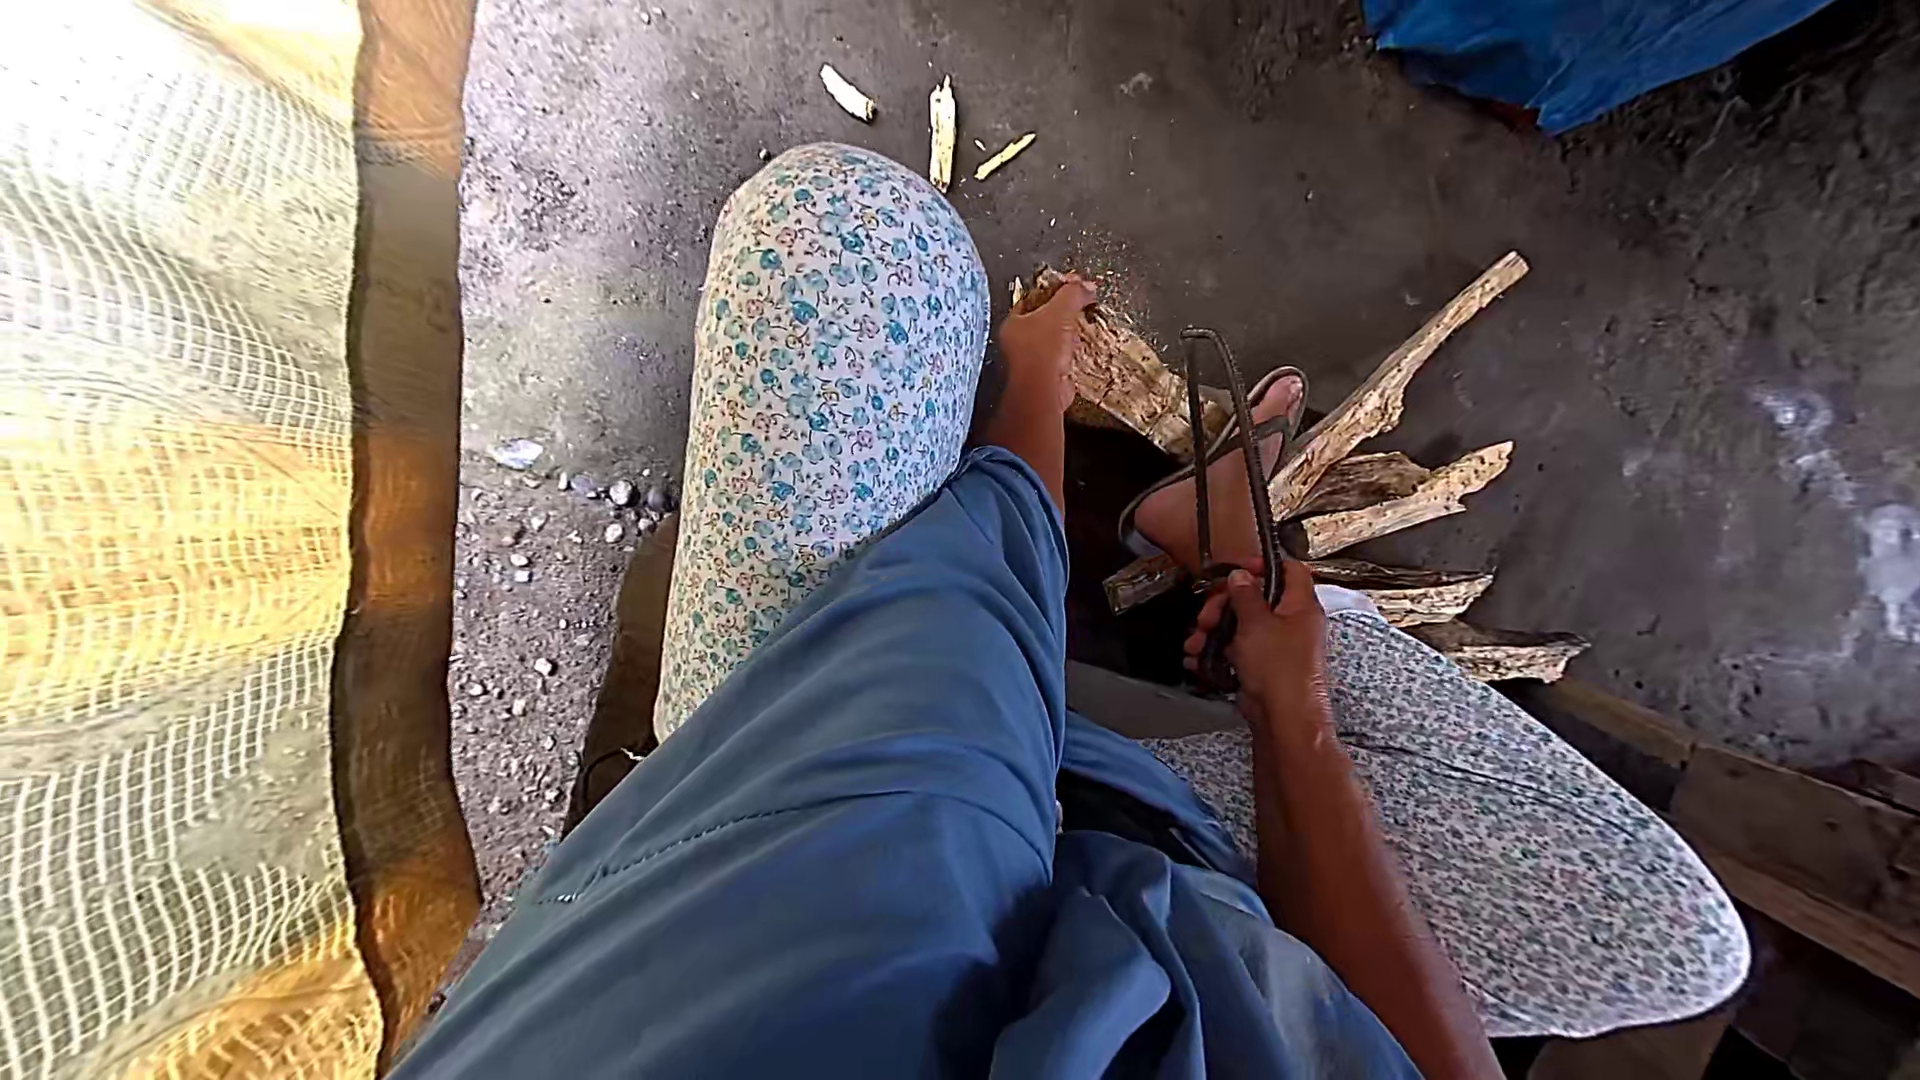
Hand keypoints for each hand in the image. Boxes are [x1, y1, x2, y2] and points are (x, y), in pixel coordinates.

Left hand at [998, 275, 1095, 412]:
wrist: (1045, 390)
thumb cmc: (1042, 350)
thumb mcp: (1060, 311)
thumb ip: (1073, 294)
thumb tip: (1087, 286)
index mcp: (1013, 324)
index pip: (1033, 298)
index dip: (1054, 288)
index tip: (1073, 284)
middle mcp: (1019, 342)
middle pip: (1045, 317)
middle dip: (1065, 309)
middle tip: (1083, 300)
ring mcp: (1033, 360)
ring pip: (1055, 337)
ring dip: (1071, 330)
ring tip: (1086, 319)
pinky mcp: (1048, 374)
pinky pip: (1063, 356)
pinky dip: (1073, 349)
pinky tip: (1082, 345)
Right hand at [1183, 559, 1330, 727]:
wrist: (1282, 716)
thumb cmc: (1279, 668)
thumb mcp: (1256, 622)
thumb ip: (1245, 595)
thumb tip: (1240, 576)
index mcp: (1300, 606)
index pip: (1290, 571)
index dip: (1263, 565)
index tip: (1237, 570)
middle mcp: (1291, 623)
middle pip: (1254, 599)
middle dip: (1222, 605)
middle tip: (1207, 616)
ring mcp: (1276, 645)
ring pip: (1239, 625)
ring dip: (1212, 630)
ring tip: (1196, 643)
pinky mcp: (1261, 665)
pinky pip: (1235, 648)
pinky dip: (1216, 650)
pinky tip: (1199, 658)